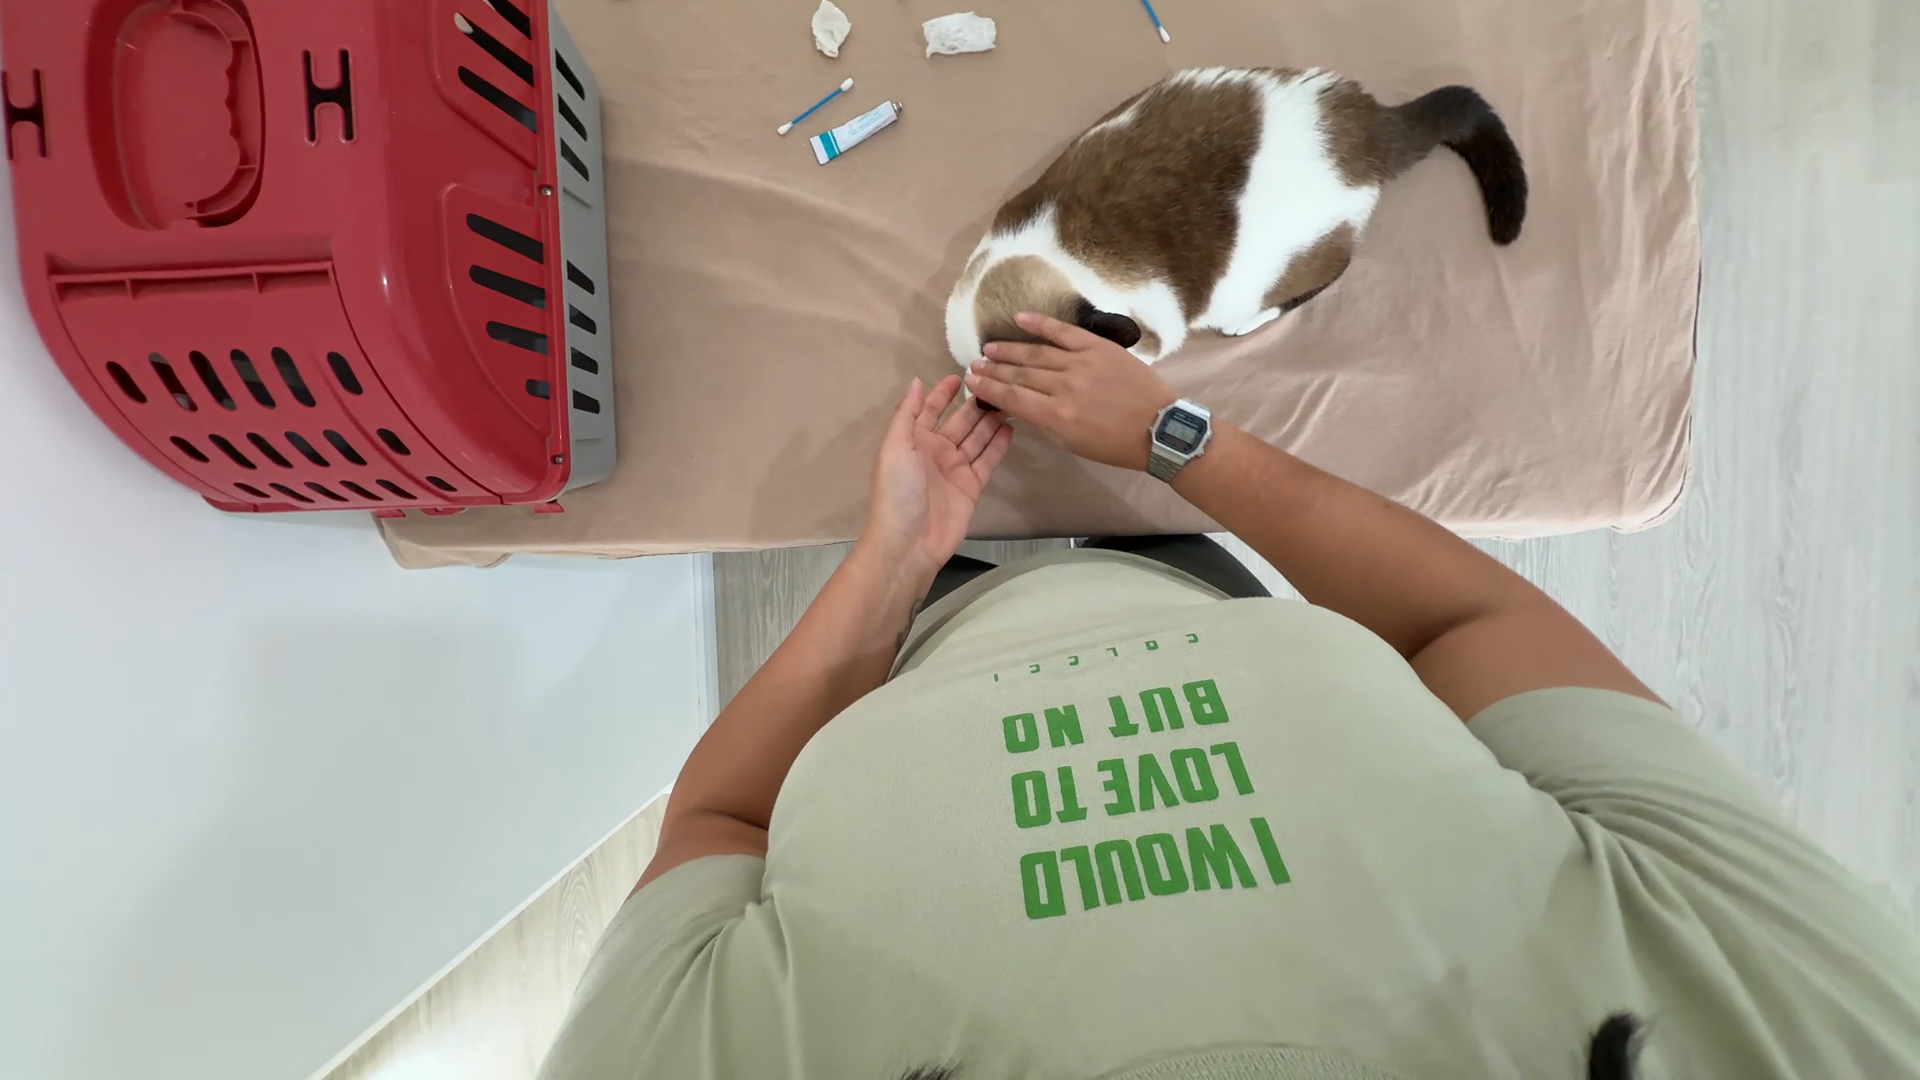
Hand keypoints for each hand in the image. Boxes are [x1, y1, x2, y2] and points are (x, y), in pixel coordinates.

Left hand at [861, 374, 1015, 587]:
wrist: (909, 542)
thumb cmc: (897, 492)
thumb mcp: (895, 447)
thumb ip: (906, 414)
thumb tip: (916, 382)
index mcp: (913, 440)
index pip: (929, 410)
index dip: (943, 393)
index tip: (961, 375)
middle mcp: (935, 451)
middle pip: (959, 422)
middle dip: (975, 405)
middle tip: (998, 386)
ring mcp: (954, 469)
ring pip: (976, 439)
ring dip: (991, 421)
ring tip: (1010, 402)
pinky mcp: (971, 487)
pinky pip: (987, 461)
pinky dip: (998, 446)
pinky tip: (1011, 429)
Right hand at [964, 312, 1177, 470]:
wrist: (1158, 428)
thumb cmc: (1114, 445)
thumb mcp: (1072, 444)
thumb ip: (1043, 424)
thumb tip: (1019, 406)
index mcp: (1056, 417)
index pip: (1011, 398)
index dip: (987, 389)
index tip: (971, 382)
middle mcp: (1063, 387)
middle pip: (1018, 374)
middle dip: (993, 370)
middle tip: (974, 365)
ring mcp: (1081, 363)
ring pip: (1035, 353)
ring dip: (1008, 350)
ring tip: (989, 348)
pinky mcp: (1098, 347)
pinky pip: (1063, 331)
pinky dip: (1040, 323)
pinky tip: (1019, 318)